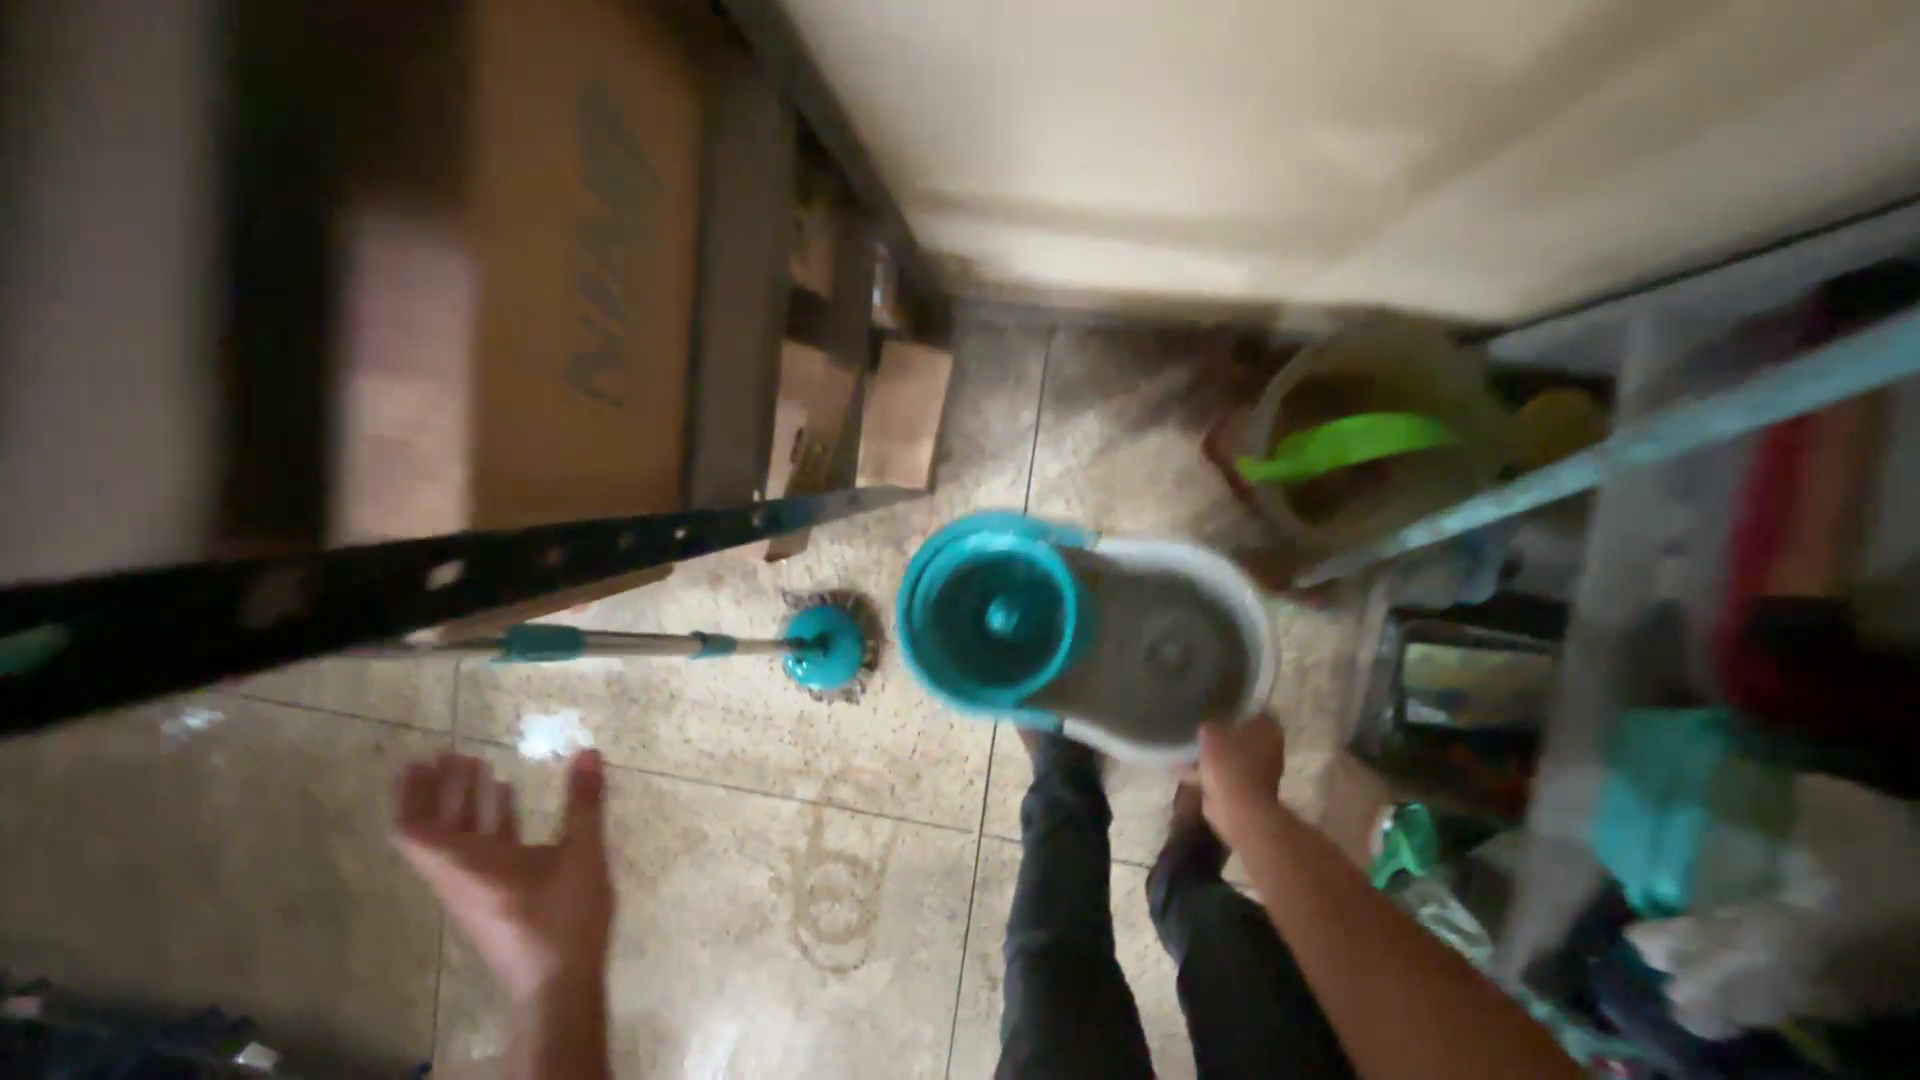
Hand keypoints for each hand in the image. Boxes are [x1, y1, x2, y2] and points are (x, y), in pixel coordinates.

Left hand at [393, 749, 614, 1002]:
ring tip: (482, 766)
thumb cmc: (563, 919)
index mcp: (469, 866)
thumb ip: (584, 803)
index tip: (423, 760)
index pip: (417, 829)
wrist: (558, 987)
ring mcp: (478, 891)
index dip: (414, 793)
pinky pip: (482, 852)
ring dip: (466, 804)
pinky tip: (511, 801)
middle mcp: (462, 877)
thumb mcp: (581, 854)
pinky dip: (491, 823)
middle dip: (442, 789)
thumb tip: (588, 752)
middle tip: (456, 752)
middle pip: (435, 830)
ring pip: (459, 841)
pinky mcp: (498, 900)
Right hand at [1195, 715, 1287, 842]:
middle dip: (1225, 732)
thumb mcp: (1212, 734)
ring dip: (1214, 755)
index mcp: (1268, 730)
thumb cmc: (1230, 763)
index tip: (1220, 703)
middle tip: (1203, 724)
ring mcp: (1259, 771)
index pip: (1256, 710)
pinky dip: (1208, 774)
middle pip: (1244, 734)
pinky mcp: (1246, 790)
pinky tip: (1184, 770)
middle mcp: (1269, 749)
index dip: (1239, 706)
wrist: (1237, 808)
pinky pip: (1224, 775)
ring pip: (1233, 756)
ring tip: (1188, 748)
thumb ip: (1210, 726)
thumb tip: (1208, 728)